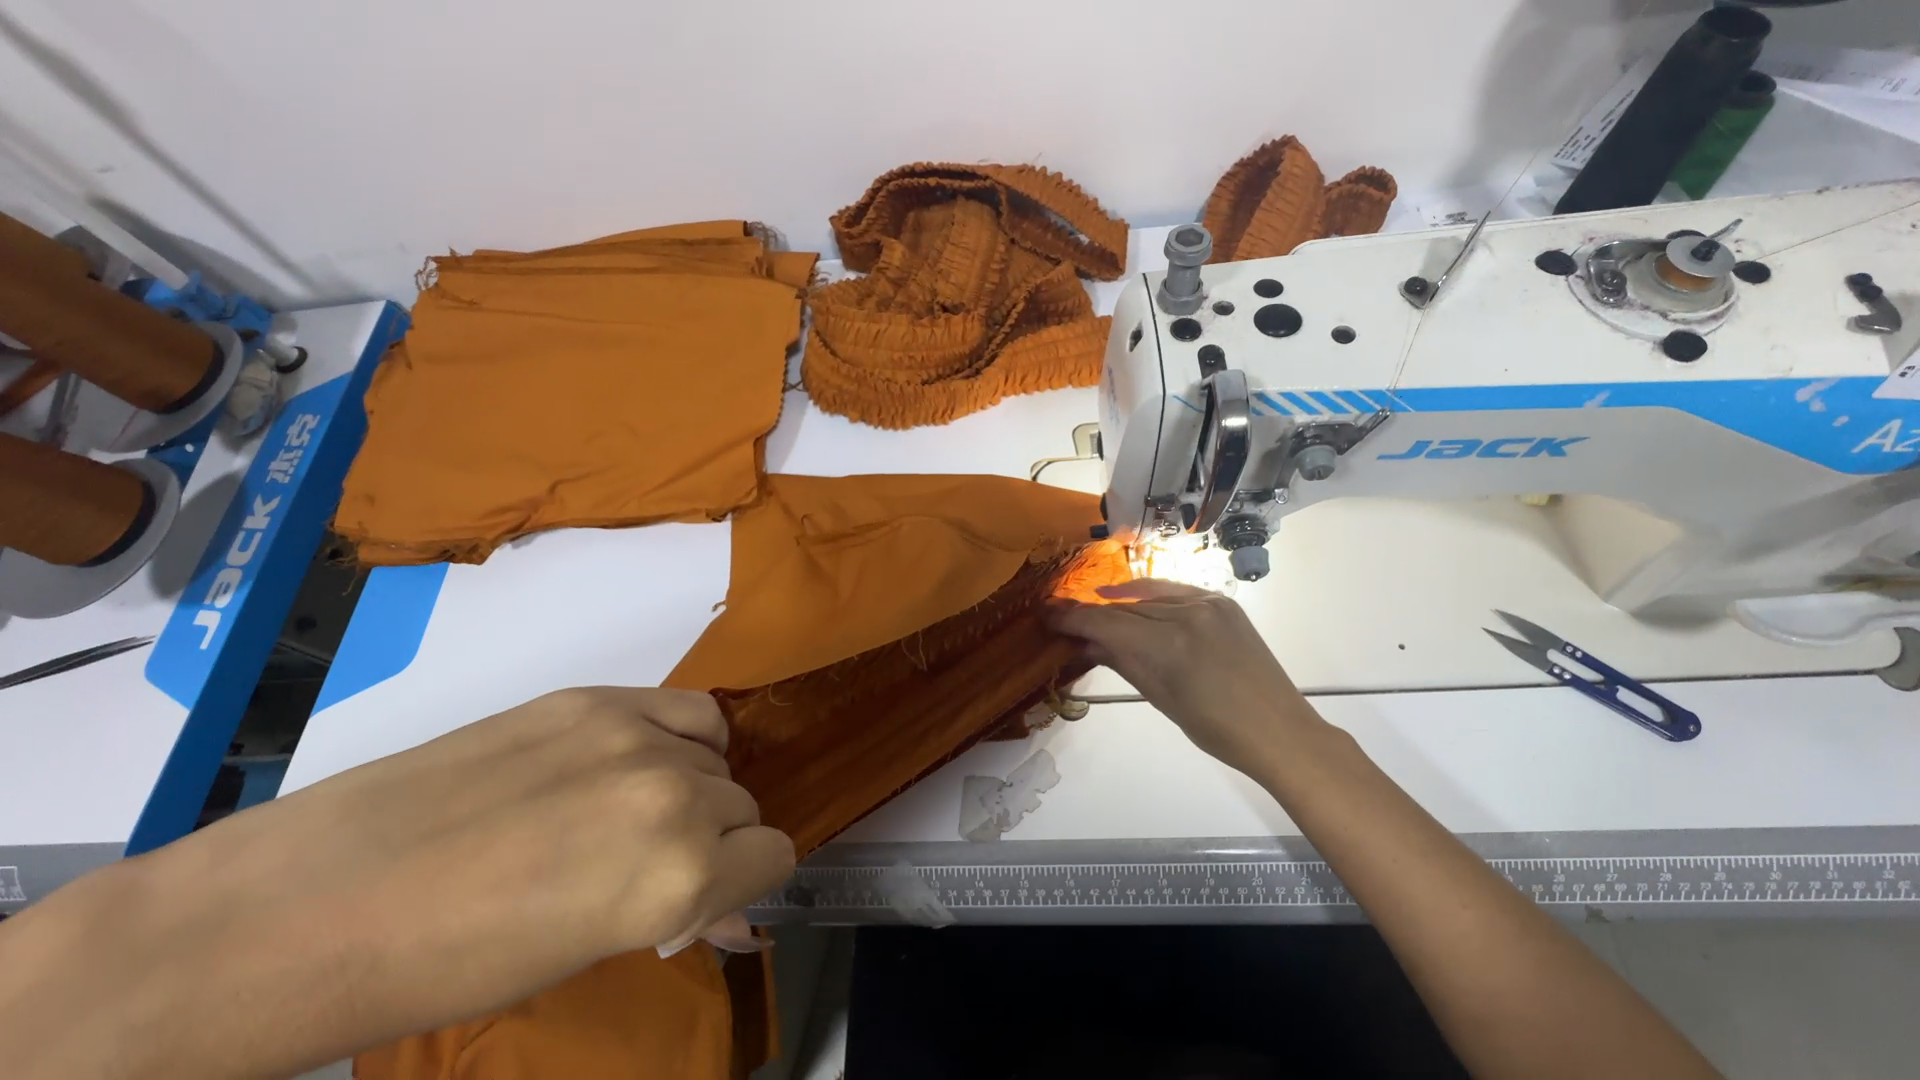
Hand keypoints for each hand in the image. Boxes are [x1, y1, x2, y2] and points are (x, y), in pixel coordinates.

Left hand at [0, 687, 793, 1077]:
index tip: (705, 895)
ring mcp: (631, 736)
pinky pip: (681, 710)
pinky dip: (675, 736)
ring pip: (717, 754)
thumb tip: (733, 911)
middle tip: (646, 864)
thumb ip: (677, 915)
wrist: (313, 905)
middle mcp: (675, 797)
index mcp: (681, 877)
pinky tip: (626, 761)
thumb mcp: (585, 953)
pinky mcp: (589, 698)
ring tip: (627, 809)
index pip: (773, 856)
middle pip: (743, 804)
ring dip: (693, 784)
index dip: (740, 882)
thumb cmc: (451, 966)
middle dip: (713, 838)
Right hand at [1049, 579, 1318, 775]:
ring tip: (1093, 607)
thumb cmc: (1214, 728)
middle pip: (1122, 607)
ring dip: (1118, 602)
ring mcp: (1208, 603)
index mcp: (1167, 645)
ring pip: (1148, 594)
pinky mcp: (1222, 601)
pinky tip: (1132, 599)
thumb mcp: (1159, 697)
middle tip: (1060, 613)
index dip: (1071, 617)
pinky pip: (1175, 591)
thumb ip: (1121, 661)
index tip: (1045, 614)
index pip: (1105, 622)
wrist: (1277, 728)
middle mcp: (1186, 613)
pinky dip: (1150, 595)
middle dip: (1089, 611)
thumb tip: (1084, 642)